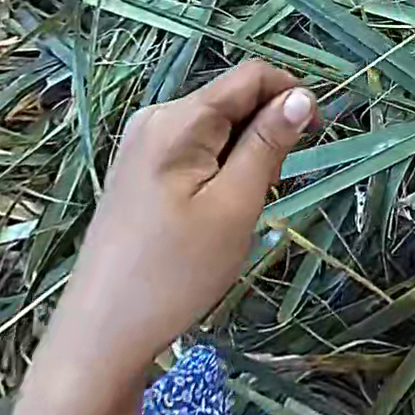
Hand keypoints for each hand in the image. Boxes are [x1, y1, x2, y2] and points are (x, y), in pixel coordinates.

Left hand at [50, 60, 316, 386]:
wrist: (101, 338)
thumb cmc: (176, 271)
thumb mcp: (236, 204)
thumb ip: (269, 142)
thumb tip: (302, 95)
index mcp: (178, 119)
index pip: (251, 76)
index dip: (290, 93)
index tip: (314, 133)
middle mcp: (157, 118)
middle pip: (235, 100)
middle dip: (265, 132)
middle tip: (266, 189)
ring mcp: (144, 142)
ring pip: (220, 125)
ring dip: (246, 153)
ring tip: (238, 207)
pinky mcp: (141, 166)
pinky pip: (198, 146)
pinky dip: (222, 166)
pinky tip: (216, 208)